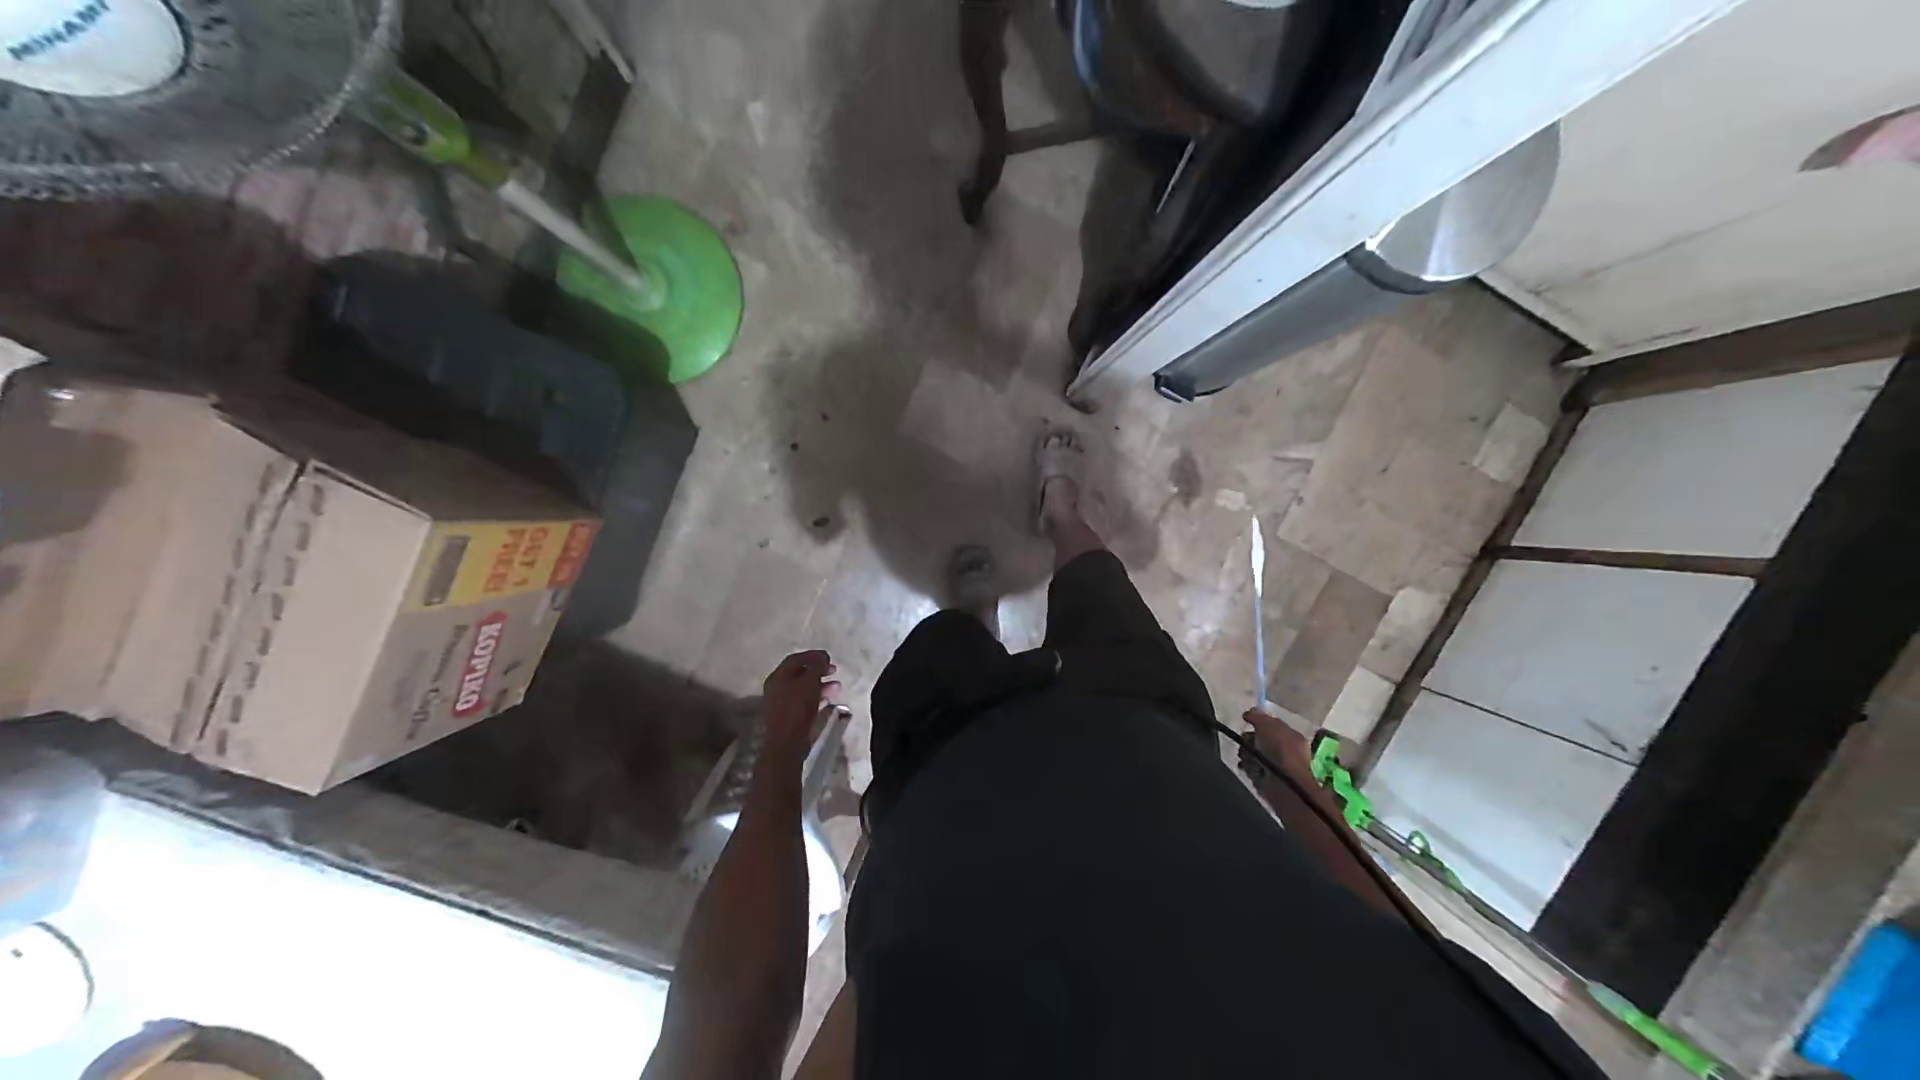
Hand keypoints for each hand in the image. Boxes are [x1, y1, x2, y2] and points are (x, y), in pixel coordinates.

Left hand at [762, 650, 839, 748]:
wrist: (787, 744)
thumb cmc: (797, 709)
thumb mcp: (809, 683)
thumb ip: (816, 667)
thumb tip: (822, 657)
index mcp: (778, 677)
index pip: (796, 659)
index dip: (813, 655)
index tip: (829, 657)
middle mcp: (777, 688)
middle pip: (800, 673)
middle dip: (818, 670)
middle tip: (834, 670)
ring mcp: (782, 703)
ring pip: (804, 688)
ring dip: (821, 684)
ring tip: (837, 686)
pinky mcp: (790, 716)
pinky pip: (805, 701)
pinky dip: (817, 697)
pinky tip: (829, 699)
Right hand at [1239, 708, 1314, 786]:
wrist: (1282, 782)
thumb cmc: (1279, 749)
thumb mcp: (1268, 725)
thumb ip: (1258, 716)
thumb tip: (1250, 712)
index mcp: (1292, 736)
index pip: (1273, 725)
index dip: (1259, 722)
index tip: (1247, 721)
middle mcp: (1286, 751)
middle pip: (1261, 739)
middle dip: (1250, 738)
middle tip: (1245, 740)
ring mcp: (1277, 766)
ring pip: (1254, 753)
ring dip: (1246, 753)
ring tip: (1246, 755)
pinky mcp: (1266, 779)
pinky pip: (1251, 767)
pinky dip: (1247, 766)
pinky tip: (1246, 765)